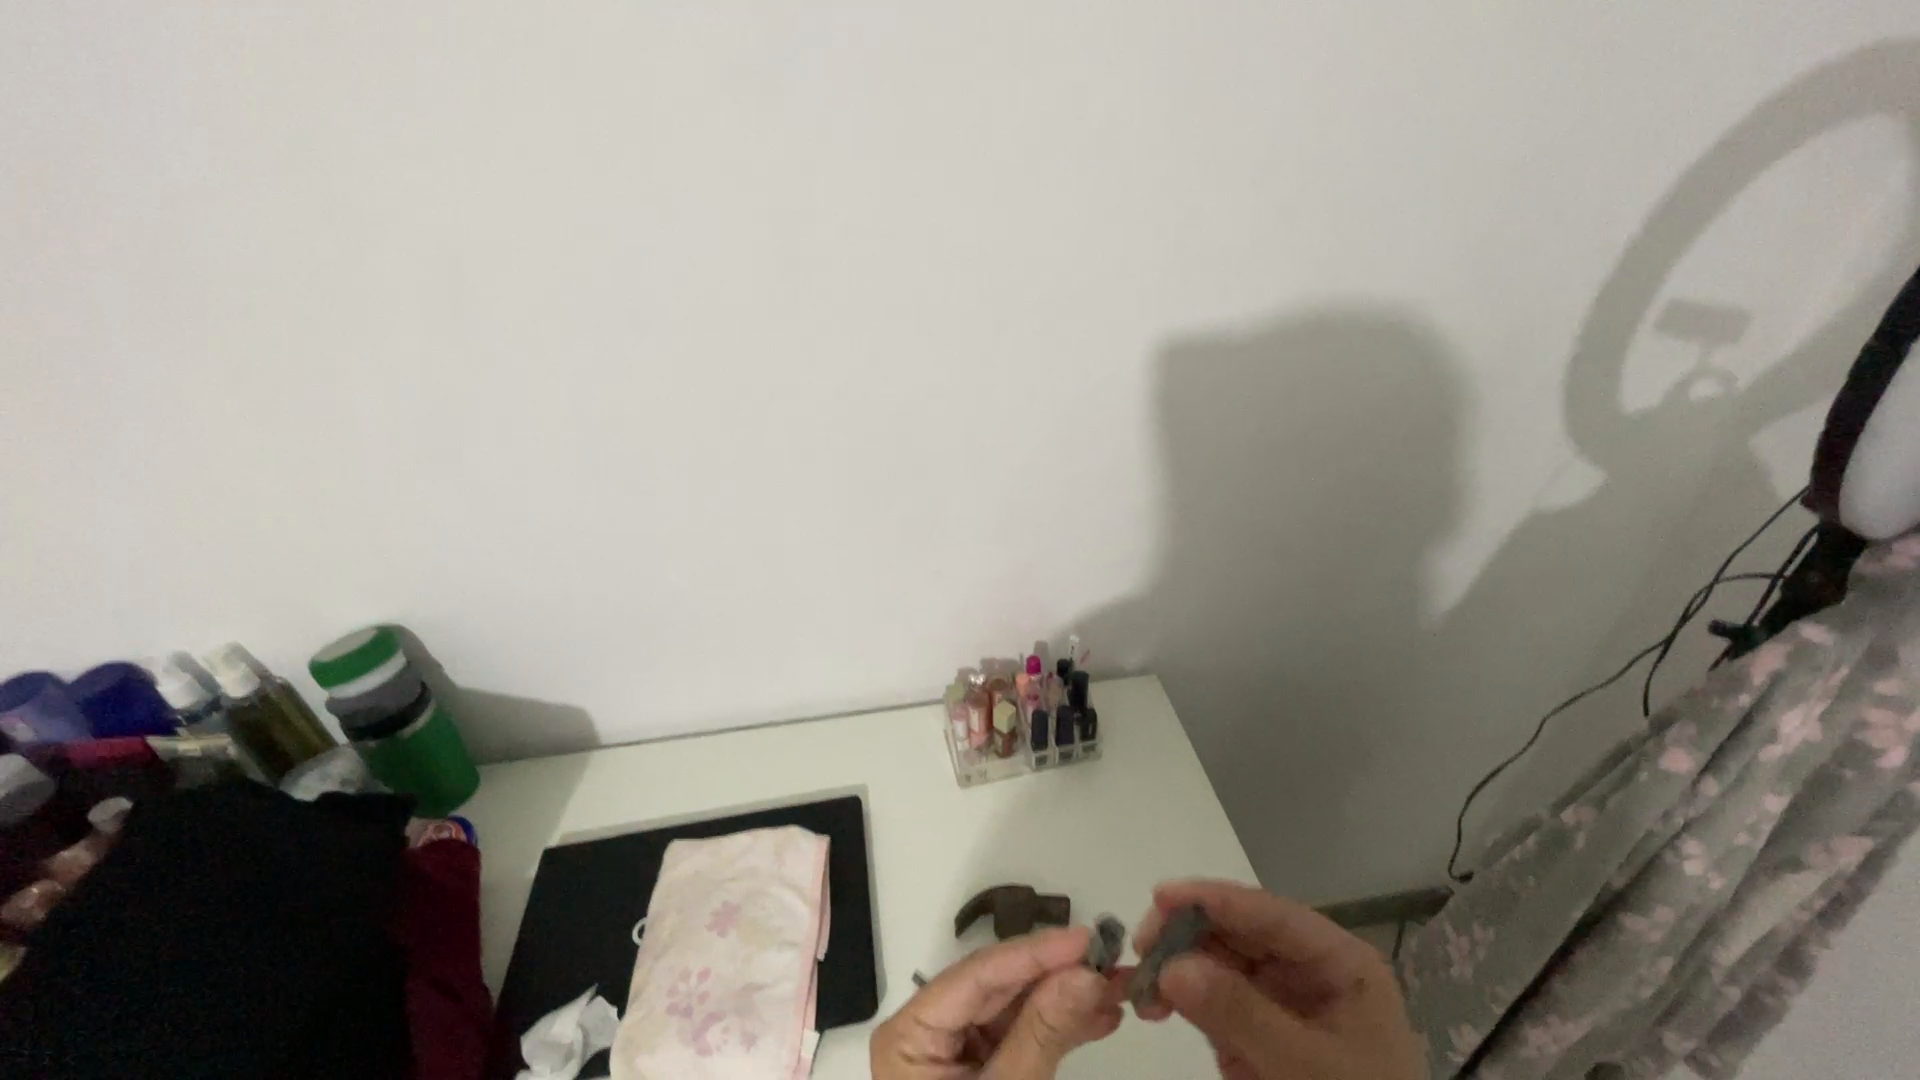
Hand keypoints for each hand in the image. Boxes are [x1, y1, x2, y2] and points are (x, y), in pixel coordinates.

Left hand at [871, 926, 1124, 1078]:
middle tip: (1111, 957)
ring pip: (1016, 1007)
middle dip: (1057, 973)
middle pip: (997, 987)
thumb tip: (1086, 972)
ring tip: (1120, 985)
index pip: (975, 976)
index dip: (1032, 952)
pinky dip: (1063, 1028)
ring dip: (1067, 998)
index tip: (1084, 937)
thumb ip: (1043, 1033)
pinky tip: (1103, 1017)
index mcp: (910, 1033)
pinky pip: (1024, 1035)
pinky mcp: (983, 1070)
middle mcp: (929, 1030)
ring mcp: (957, 1050)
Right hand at [1132, 881, 1424, 1079]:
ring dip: (1175, 966)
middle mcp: (1307, 969)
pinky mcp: (1256, 1030)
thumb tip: (1171, 966)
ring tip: (1141, 989)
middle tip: (1141, 949)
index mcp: (1340, 962)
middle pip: (1237, 932)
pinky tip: (1154, 1006)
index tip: (1159, 895)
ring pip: (1217, 961)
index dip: (1214, 899)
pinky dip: (1179, 997)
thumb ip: (1242, 1014)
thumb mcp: (1306, 1067)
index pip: (1271, 914)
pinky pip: (1211, 998)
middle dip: (1186, 935)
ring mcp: (1280, 999)